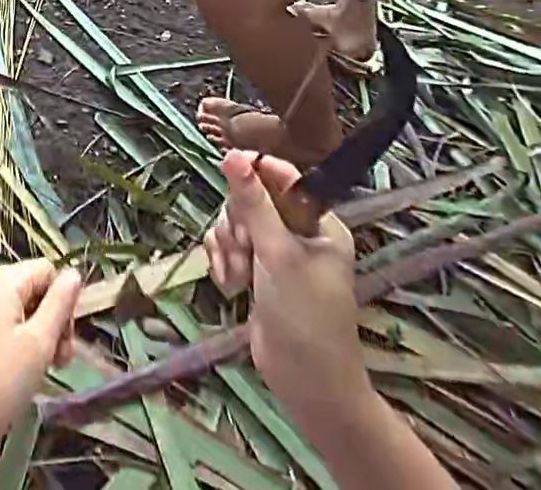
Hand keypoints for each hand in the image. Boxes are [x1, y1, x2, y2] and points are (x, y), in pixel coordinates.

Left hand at [0, 259, 81, 444]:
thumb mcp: (39, 340)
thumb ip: (60, 303)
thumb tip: (75, 273)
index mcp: (7, 280)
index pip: (51, 271)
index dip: (64, 300)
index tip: (65, 337)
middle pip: (41, 290)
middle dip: (56, 321)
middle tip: (60, 359)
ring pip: (31, 312)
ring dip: (46, 338)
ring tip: (48, 369)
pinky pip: (16, 328)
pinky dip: (29, 347)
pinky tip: (31, 372)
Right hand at [204, 150, 368, 418]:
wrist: (307, 386)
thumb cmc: (305, 315)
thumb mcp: (277, 253)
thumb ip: (253, 203)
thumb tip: (233, 155)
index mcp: (317, 221)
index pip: (283, 177)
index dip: (254, 172)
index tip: (228, 169)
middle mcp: (297, 232)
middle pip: (251, 199)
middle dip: (239, 222)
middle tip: (244, 247)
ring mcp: (274, 253)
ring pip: (235, 224)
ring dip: (228, 247)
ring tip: (238, 274)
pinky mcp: (255, 273)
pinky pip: (228, 249)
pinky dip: (224, 264)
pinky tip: (231, 286)